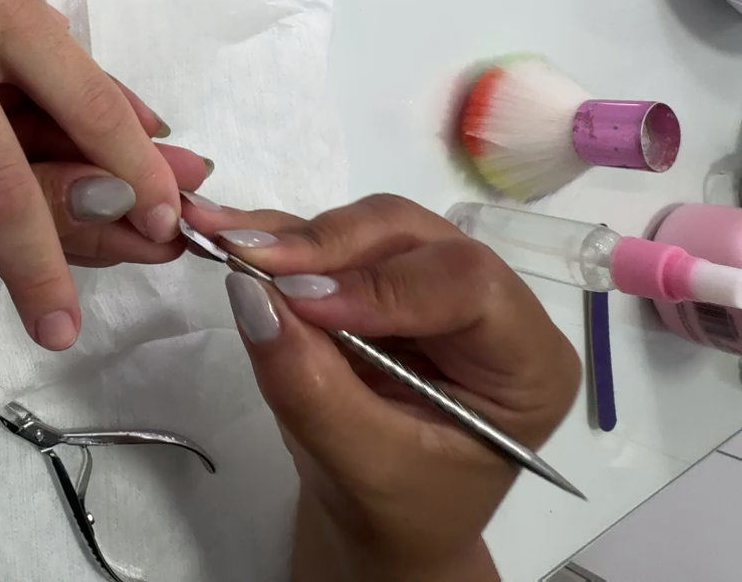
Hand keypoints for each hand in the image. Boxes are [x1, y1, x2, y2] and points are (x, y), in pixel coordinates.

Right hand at [182, 194, 580, 581]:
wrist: (378, 516)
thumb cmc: (395, 506)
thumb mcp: (360, 463)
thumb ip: (310, 385)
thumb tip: (249, 293)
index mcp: (522, 359)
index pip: (466, 285)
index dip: (380, 283)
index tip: (298, 300)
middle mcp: (483, 304)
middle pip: (408, 235)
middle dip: (323, 244)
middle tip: (244, 255)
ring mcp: (422, 280)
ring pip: (361, 225)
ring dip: (288, 234)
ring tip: (219, 236)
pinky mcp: (370, 274)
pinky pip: (322, 237)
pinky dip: (270, 235)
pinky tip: (222, 232)